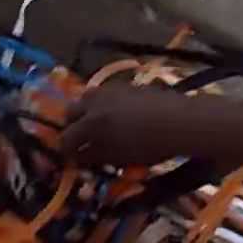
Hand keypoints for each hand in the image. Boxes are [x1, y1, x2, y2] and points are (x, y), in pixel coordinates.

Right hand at [58, 86, 194, 167]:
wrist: (178, 121)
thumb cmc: (147, 146)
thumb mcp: (118, 157)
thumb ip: (94, 156)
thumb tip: (78, 156)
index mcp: (90, 124)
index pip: (67, 137)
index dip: (64, 148)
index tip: (66, 155)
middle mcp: (94, 104)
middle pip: (71, 111)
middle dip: (71, 124)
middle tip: (79, 136)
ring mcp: (109, 91)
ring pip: (86, 97)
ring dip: (85, 109)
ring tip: (95, 121)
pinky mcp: (125, 85)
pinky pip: (104, 92)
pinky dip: (102, 102)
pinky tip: (115, 112)